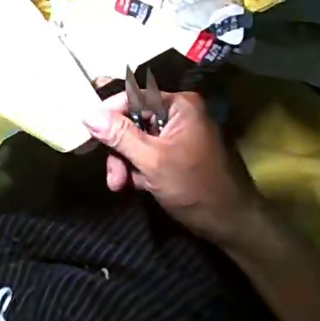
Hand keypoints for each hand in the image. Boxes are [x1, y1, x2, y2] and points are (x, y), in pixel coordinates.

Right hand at [82, 88, 269, 247]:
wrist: (231, 224)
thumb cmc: (195, 187)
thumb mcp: (152, 161)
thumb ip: (120, 136)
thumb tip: (88, 114)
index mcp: (179, 105)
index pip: (133, 96)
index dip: (109, 113)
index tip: (88, 131)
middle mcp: (179, 114)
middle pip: (132, 121)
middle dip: (119, 148)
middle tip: (112, 174)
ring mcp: (179, 134)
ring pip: (137, 140)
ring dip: (126, 163)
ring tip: (123, 186)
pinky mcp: (177, 154)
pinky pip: (148, 153)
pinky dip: (138, 170)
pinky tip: (139, 187)